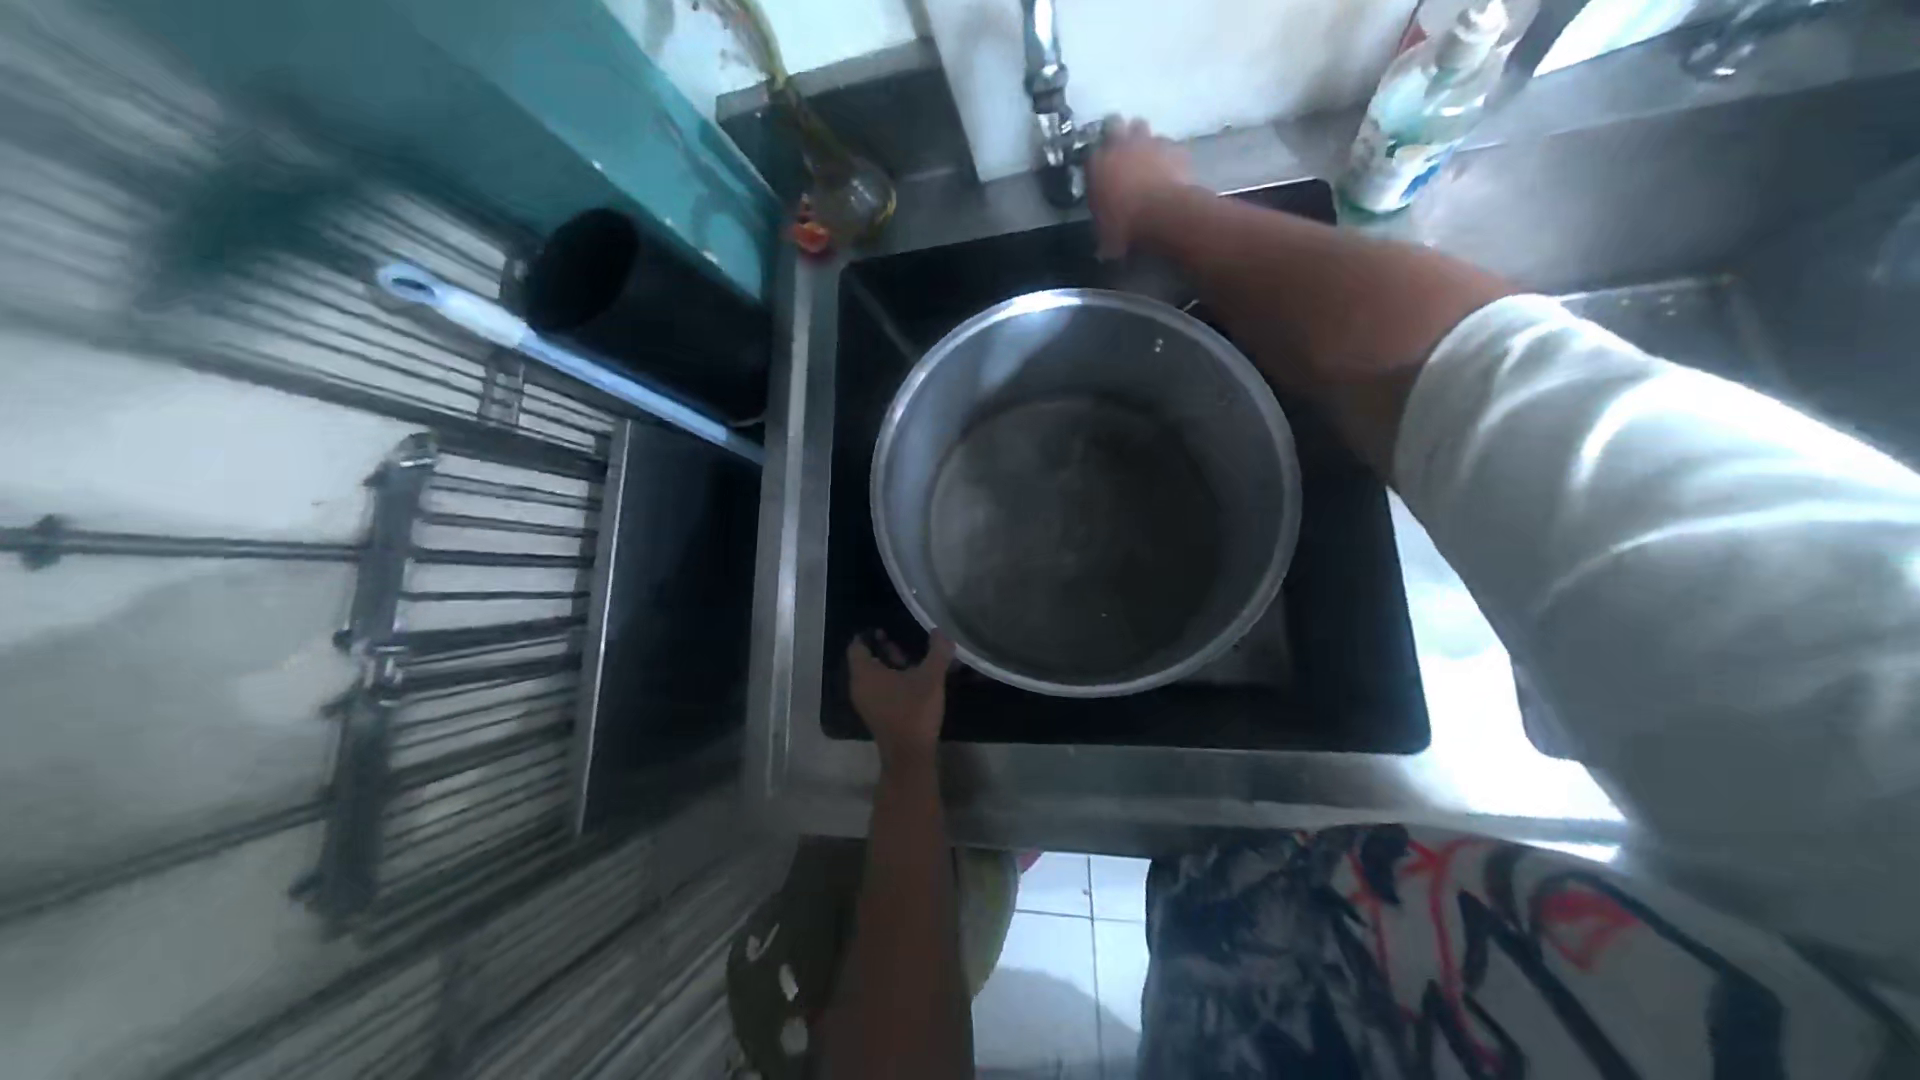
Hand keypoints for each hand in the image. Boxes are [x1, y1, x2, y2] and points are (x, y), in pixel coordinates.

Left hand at [848, 630, 954, 766]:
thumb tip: (940, 631)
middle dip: (884, 649)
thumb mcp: (930, 678)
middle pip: (865, 661)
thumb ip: (937, 652)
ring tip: (912, 660)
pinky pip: (878, 690)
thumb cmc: (915, 711)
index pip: (857, 646)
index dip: (869, 635)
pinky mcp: (875, 715)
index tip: (886, 628)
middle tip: (903, 641)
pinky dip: (891, 681)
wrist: (909, 756)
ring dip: (890, 666)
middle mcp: (859, 687)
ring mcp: (866, 703)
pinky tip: (913, 682)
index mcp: (865, 674)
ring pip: (874, 676)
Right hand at [1089, 117, 1198, 259]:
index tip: (1100, 173)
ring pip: (1141, 128)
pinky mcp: (1173, 146)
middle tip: (1121, 151)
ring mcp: (1148, 142)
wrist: (1164, 217)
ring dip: (1141, 140)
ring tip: (1145, 158)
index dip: (1095, 163)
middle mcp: (1119, 144)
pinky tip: (1169, 168)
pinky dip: (1166, 154)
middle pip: (1114, 124)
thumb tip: (1103, 246)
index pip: (1089, 154)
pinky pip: (1167, 145)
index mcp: (1096, 164)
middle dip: (1117, 134)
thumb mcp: (1104, 235)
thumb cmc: (1125, 228)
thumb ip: (1102, 228)